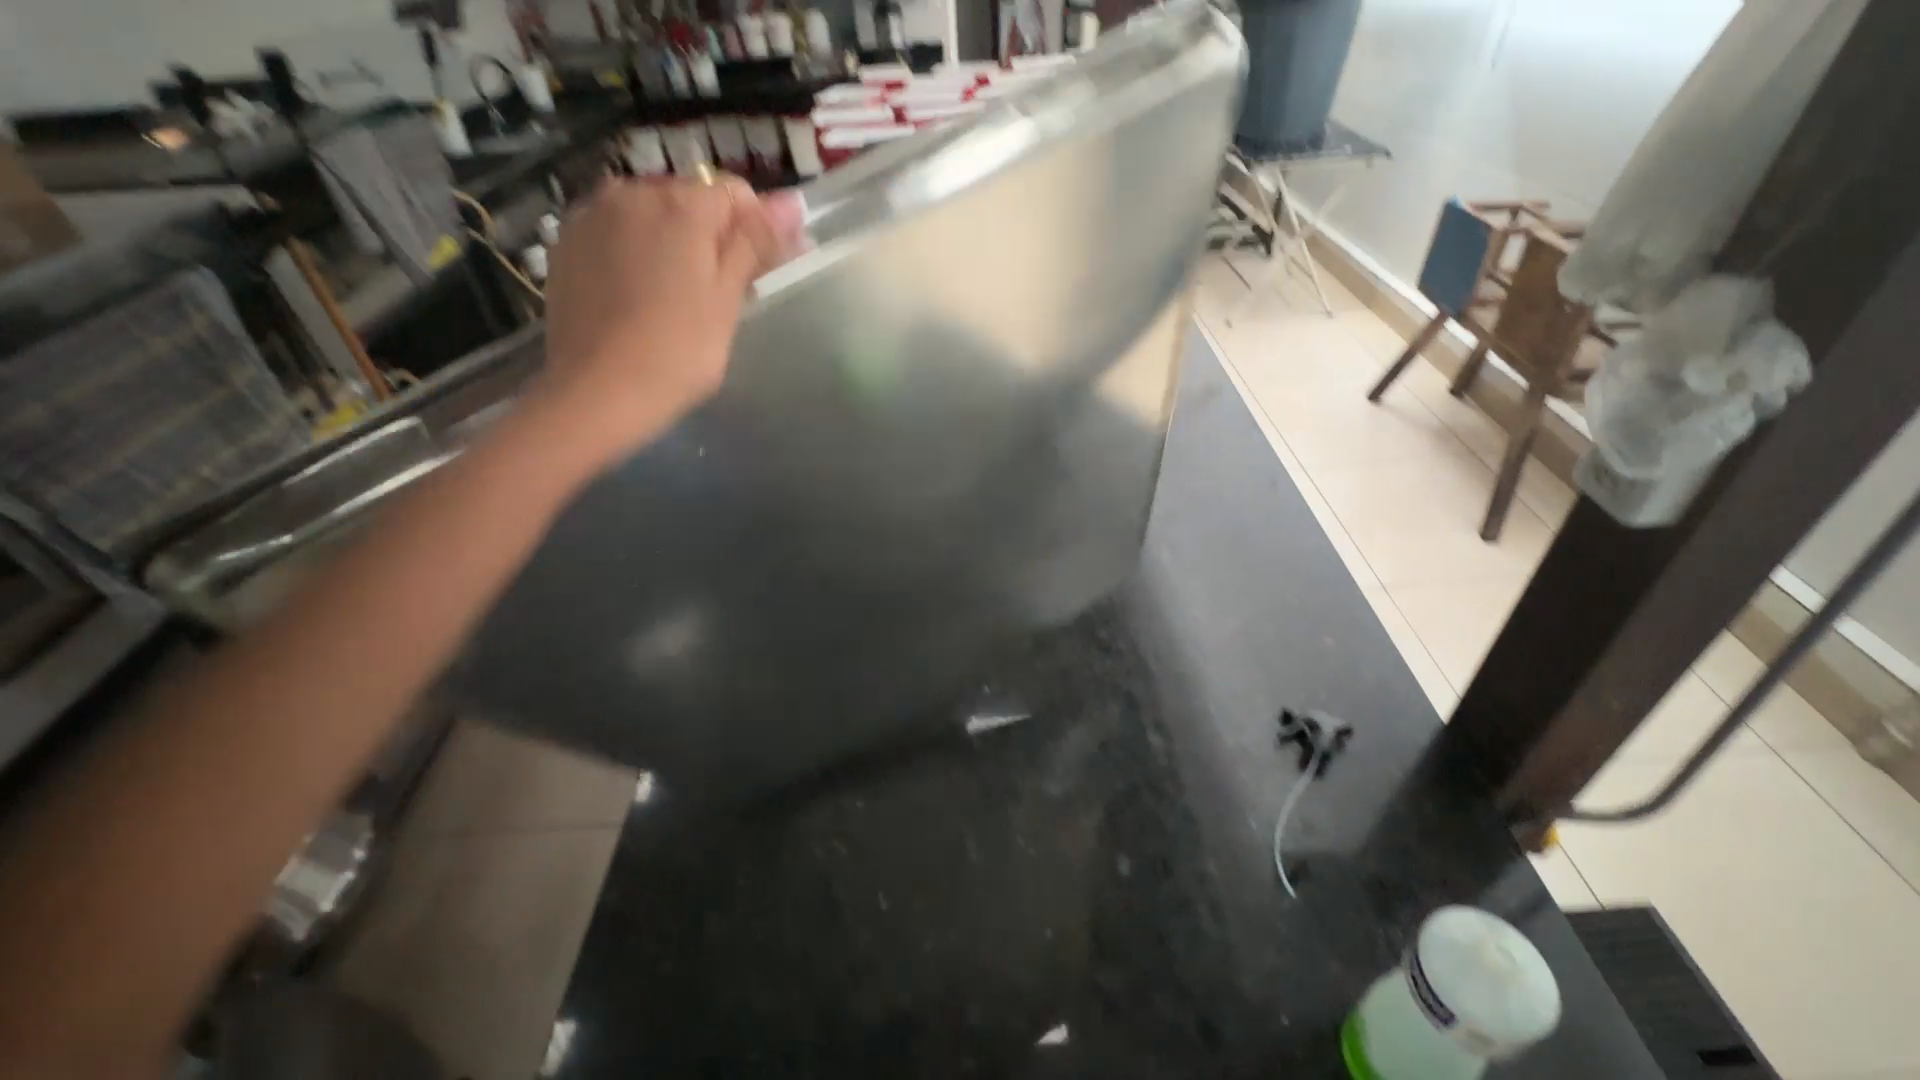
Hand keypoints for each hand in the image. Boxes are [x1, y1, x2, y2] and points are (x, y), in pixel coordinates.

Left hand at [536, 175, 800, 469]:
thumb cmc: (678, 350)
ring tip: (676, 295)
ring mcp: (592, 216)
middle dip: (710, 235)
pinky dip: (632, 252)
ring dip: (670, 241)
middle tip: (720, 292)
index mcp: (682, 203)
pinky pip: (614, 233)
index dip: (755, 231)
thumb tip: (790, 201)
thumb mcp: (727, 298)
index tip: (758, 274)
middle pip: (689, 199)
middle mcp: (633, 192)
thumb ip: (756, 242)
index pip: (735, 194)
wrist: (595, 392)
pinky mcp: (565, 244)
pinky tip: (636, 294)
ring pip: (649, 215)